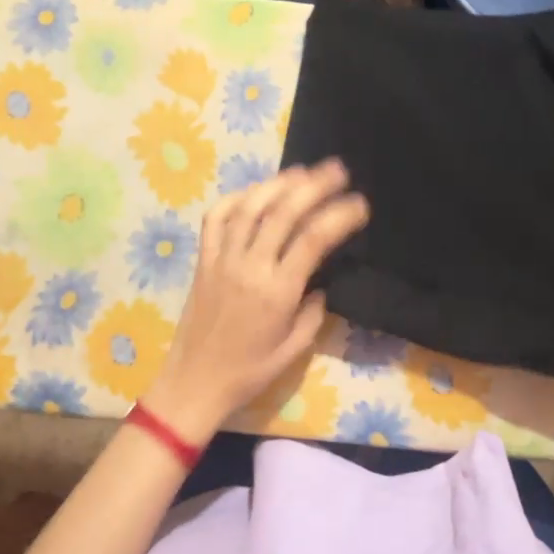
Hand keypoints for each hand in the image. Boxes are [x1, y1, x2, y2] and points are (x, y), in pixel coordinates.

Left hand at [141, 159, 369, 442]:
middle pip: (284, 212)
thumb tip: (322, 281)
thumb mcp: (294, 349)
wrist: (193, 383)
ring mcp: (222, 259)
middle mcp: (249, 267)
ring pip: (250, 207)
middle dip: (314, 185)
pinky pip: (217, 217)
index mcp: (277, 292)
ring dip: (279, 183)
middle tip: (338, 170)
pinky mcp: (203, 259)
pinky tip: (256, 191)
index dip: (339, 215)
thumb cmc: (249, 372)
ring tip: (303, 171)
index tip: (360, 204)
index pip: (313, 239)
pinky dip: (237, 198)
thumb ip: (314, 311)